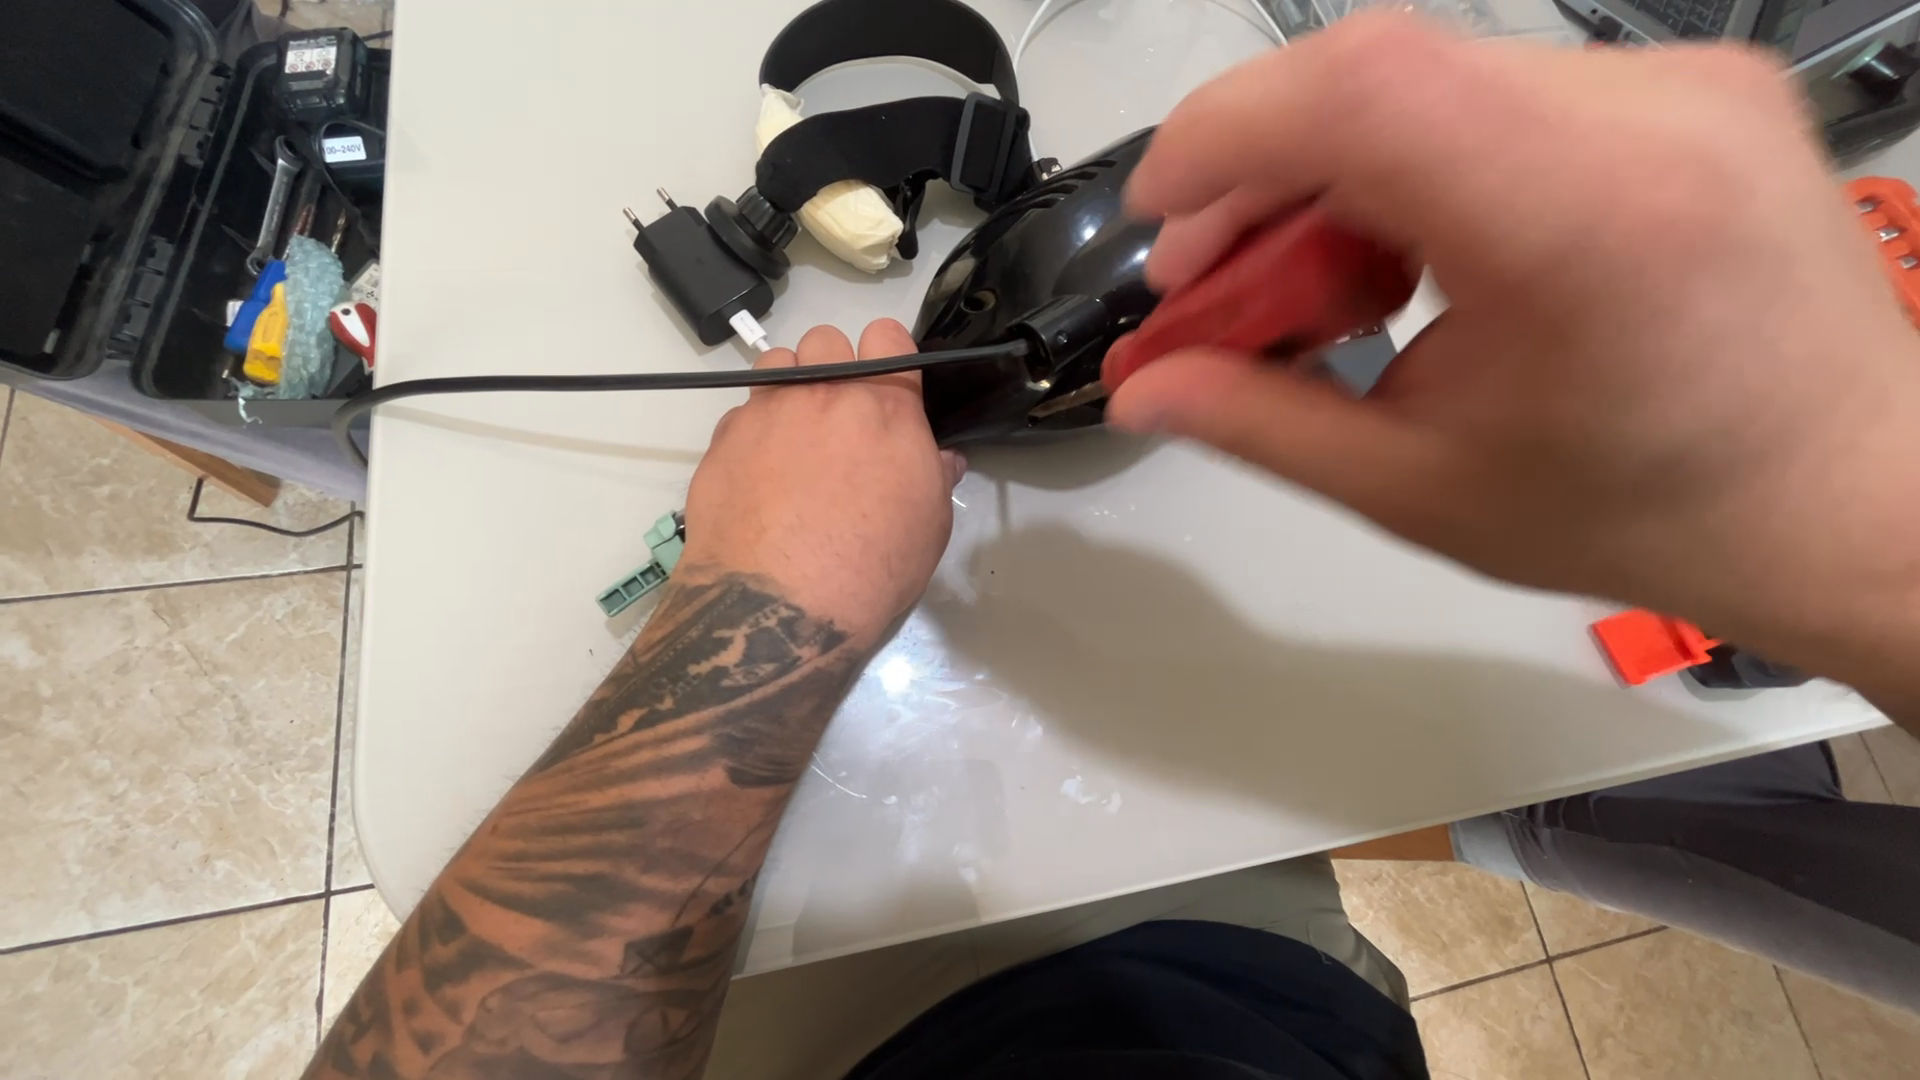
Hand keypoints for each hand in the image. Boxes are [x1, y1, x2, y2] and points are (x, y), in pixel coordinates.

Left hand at [679, 319, 964, 640]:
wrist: (781, 604)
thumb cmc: (873, 567)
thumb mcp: (930, 526)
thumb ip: (935, 476)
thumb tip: (942, 457)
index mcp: (886, 407)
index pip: (888, 336)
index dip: (888, 356)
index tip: (886, 387)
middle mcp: (825, 393)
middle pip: (827, 338)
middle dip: (834, 368)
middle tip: (837, 418)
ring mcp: (768, 410)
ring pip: (777, 362)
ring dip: (789, 386)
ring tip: (792, 436)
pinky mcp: (724, 437)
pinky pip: (742, 412)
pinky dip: (754, 431)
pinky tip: (760, 475)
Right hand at [1111, 15, 1919, 704]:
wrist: (1845, 496)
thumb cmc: (1632, 511)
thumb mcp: (1407, 487)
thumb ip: (1256, 424)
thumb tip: (1138, 393)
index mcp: (1580, 224)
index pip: (1361, 92)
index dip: (1220, 133)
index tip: (1155, 218)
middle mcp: (1639, 113)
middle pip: (1368, 79)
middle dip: (1244, 179)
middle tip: (1200, 287)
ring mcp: (1662, 84)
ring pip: (1407, 86)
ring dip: (1304, 180)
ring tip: (1282, 286)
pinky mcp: (1660, 94)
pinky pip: (1464, 102)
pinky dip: (1375, 174)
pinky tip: (1371, 260)